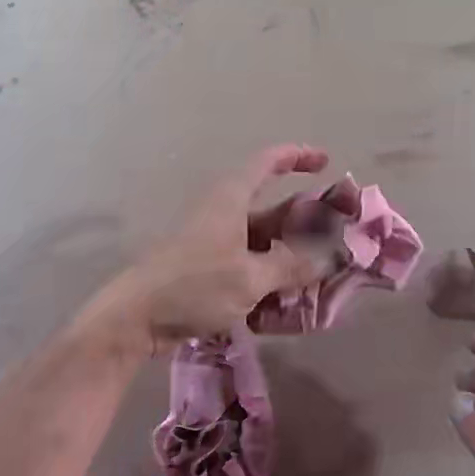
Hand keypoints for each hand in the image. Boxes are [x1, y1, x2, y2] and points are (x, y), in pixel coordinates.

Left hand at [87, 145, 329, 356]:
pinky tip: (288, 301)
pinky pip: (247, 267)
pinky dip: (268, 279)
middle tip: (338, 239)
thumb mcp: (249, 278)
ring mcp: (214, 246)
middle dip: (305, 222)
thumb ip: (290, 267)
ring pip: (261, 244)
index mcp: (231, 201)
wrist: (136, 318)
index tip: (326, 163)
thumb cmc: (193, 286)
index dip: (297, 157)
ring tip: (321, 276)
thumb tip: (327, 259)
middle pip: (271, 210)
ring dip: (289, 257)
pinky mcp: (207, 272)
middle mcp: (223, 216)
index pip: (266, 163)